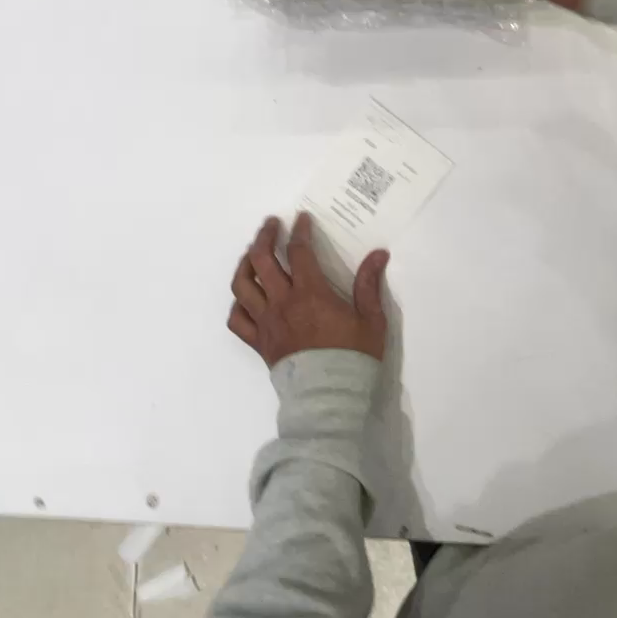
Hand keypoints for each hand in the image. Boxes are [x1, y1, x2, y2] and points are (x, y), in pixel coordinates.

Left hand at [228, 213, 389, 366]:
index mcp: (310, 293)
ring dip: (245, 263)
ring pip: (243, 285)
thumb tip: (379, 254)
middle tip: (271, 225)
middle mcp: (283, 302)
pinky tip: (245, 296)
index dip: (300, 231)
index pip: (299, 252)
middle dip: (265, 237)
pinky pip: (237, 319)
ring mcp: (266, 322)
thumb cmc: (354, 357)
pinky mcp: (258, 342)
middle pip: (262, 260)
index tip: (301, 219)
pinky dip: (238, 304)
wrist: (331, 398)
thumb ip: (369, 284)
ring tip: (252, 253)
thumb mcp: (371, 319)